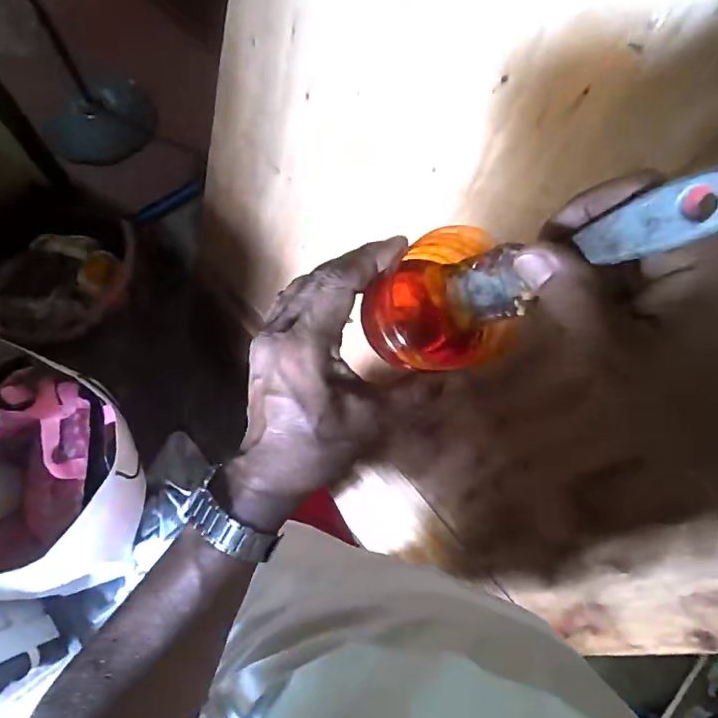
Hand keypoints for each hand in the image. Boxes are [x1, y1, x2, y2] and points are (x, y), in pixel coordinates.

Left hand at [222, 237, 409, 529]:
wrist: (266, 471)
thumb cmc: (318, 447)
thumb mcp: (371, 421)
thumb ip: (413, 395)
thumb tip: (454, 378)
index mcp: (304, 344)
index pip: (336, 283)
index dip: (368, 259)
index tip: (398, 246)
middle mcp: (280, 332)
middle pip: (317, 278)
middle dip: (355, 260)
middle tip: (389, 254)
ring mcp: (266, 337)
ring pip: (300, 287)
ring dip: (334, 272)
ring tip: (368, 269)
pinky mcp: (263, 346)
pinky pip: (291, 302)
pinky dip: (317, 289)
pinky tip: (336, 294)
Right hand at [513, 171, 717, 483]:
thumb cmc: (681, 403)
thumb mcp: (613, 351)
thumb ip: (570, 295)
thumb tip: (527, 253)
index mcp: (709, 245)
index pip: (639, 194)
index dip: (585, 212)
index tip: (545, 244)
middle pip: (645, 210)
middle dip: (591, 240)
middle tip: (549, 274)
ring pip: (652, 235)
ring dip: (605, 261)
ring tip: (568, 295)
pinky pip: (667, 259)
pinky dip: (629, 278)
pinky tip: (602, 309)